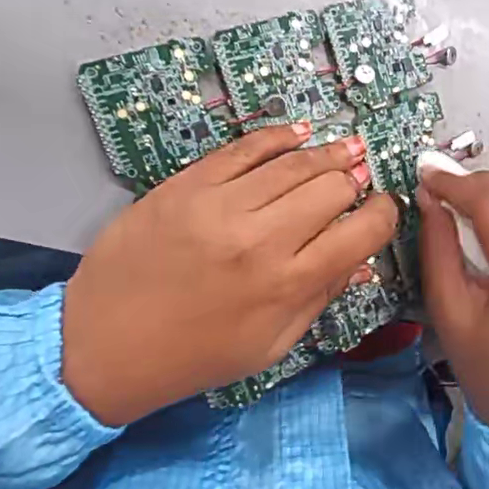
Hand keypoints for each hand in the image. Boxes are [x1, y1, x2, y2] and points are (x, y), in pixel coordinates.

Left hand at [62, 123, 398, 424]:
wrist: (107, 342)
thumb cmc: (192, 354)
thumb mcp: (269, 345)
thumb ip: (319, 298)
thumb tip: (360, 261)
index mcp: (286, 286)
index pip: (359, 234)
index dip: (381, 215)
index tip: (380, 210)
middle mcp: (260, 239)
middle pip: (330, 188)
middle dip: (352, 182)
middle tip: (356, 179)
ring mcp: (219, 206)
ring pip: (292, 163)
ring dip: (325, 153)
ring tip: (344, 148)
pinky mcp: (185, 185)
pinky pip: (241, 149)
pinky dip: (275, 137)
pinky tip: (297, 134)